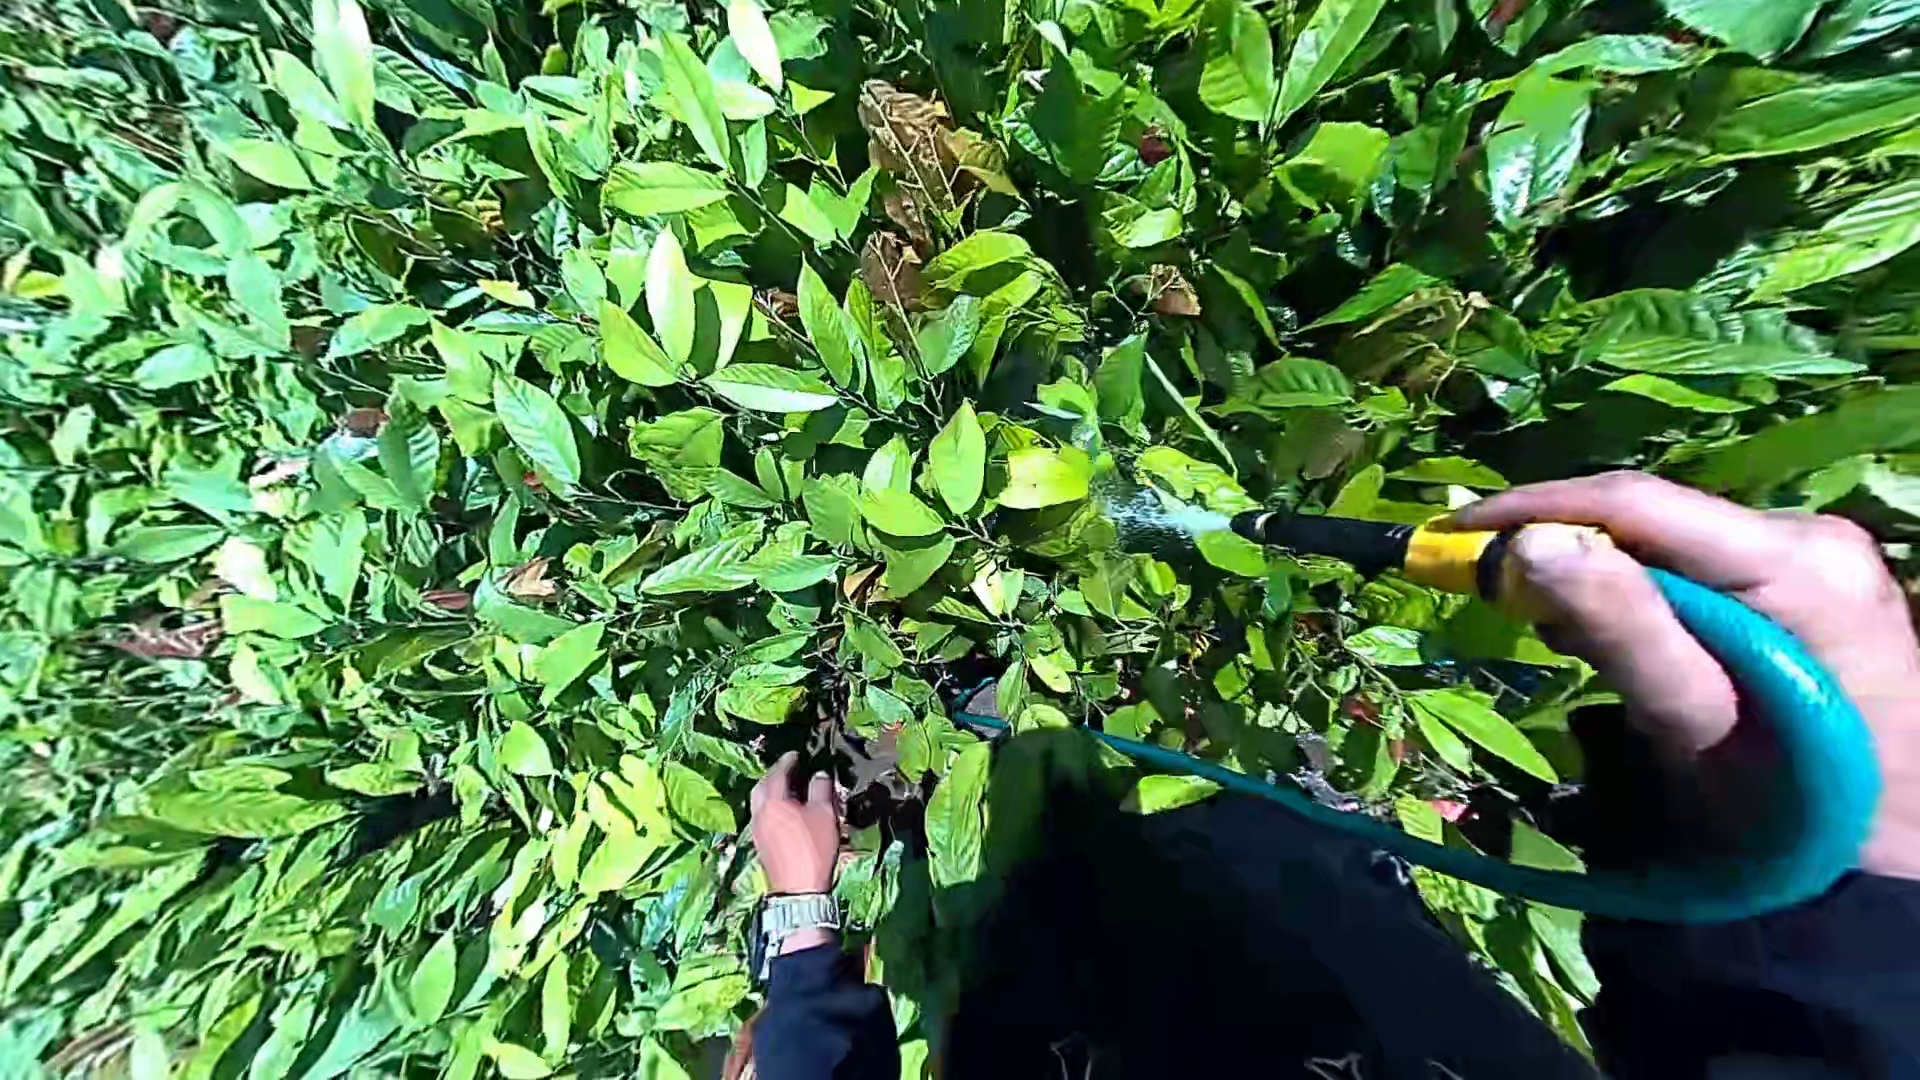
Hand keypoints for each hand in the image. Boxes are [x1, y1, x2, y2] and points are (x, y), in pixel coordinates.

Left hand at [750, 751, 841, 893]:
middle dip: (773, 774)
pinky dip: (770, 805)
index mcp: (773, 802)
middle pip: (761, 786)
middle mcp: (760, 814)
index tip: (796, 754)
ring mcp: (758, 831)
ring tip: (787, 787)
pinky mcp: (761, 844)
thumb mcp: (825, 813)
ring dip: (770, 790)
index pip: (778, 774)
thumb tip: (818, 774)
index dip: (787, 761)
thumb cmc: (814, 848)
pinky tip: (785, 809)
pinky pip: (762, 815)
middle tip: (788, 768)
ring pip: (759, 802)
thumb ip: (820, 788)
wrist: (800, 892)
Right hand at [1448, 472, 1919, 879]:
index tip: (1451, 533)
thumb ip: (1621, 628)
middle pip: (1630, 514)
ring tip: (1554, 634)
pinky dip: (1599, 590)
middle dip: (1544, 546)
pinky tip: (1597, 635)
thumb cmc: (1790, 795)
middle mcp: (1798, 537)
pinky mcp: (1770, 577)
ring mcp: (1790, 555)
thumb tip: (1529, 542)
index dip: (1529, 508)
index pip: (1629, 502)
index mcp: (1794, 561)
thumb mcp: (1693, 718)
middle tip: (1490, 593)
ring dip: (1569, 573)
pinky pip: (1651, 560)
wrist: (1879, 845)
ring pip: (1634, 536)